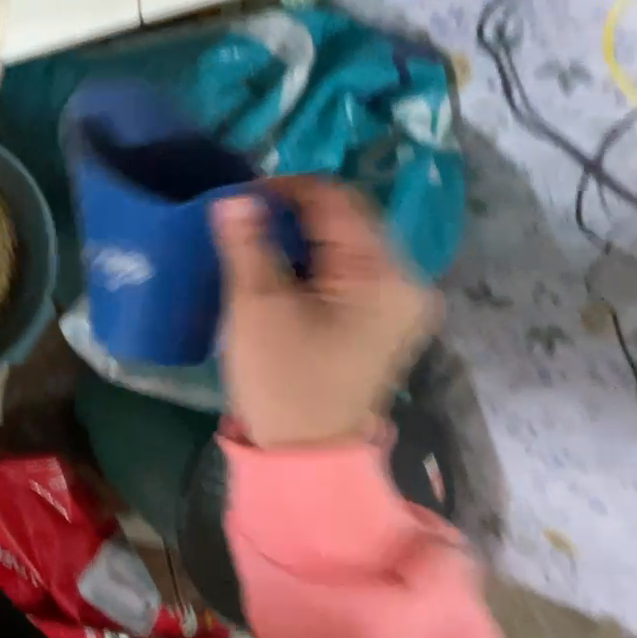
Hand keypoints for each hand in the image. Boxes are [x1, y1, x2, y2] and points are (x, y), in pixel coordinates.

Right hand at [211, 178, 438, 449]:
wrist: (305, 449)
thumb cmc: (281, 375)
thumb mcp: (255, 305)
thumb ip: (247, 245)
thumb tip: (234, 198)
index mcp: (381, 275)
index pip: (339, 203)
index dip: (287, 188)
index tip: (237, 196)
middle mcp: (402, 283)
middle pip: (346, 222)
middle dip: (290, 212)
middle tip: (237, 219)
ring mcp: (395, 304)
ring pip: (344, 245)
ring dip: (297, 236)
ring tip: (248, 241)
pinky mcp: (378, 321)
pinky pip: (344, 270)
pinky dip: (308, 260)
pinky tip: (273, 270)